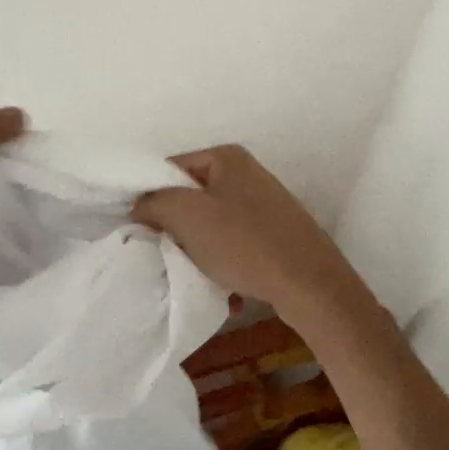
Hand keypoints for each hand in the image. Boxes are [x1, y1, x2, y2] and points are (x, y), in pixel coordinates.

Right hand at [133, 145, 370, 322]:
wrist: (308, 282)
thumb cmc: (244, 242)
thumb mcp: (188, 215)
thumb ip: (155, 202)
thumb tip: (141, 206)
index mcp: (227, 158)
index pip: (170, 168)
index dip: (150, 197)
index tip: (140, 229)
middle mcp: (247, 174)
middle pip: (192, 198)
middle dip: (176, 228)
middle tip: (164, 254)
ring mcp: (265, 205)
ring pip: (212, 226)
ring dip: (199, 252)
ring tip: (195, 274)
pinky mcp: (276, 235)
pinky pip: (236, 247)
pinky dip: (226, 266)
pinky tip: (226, 292)